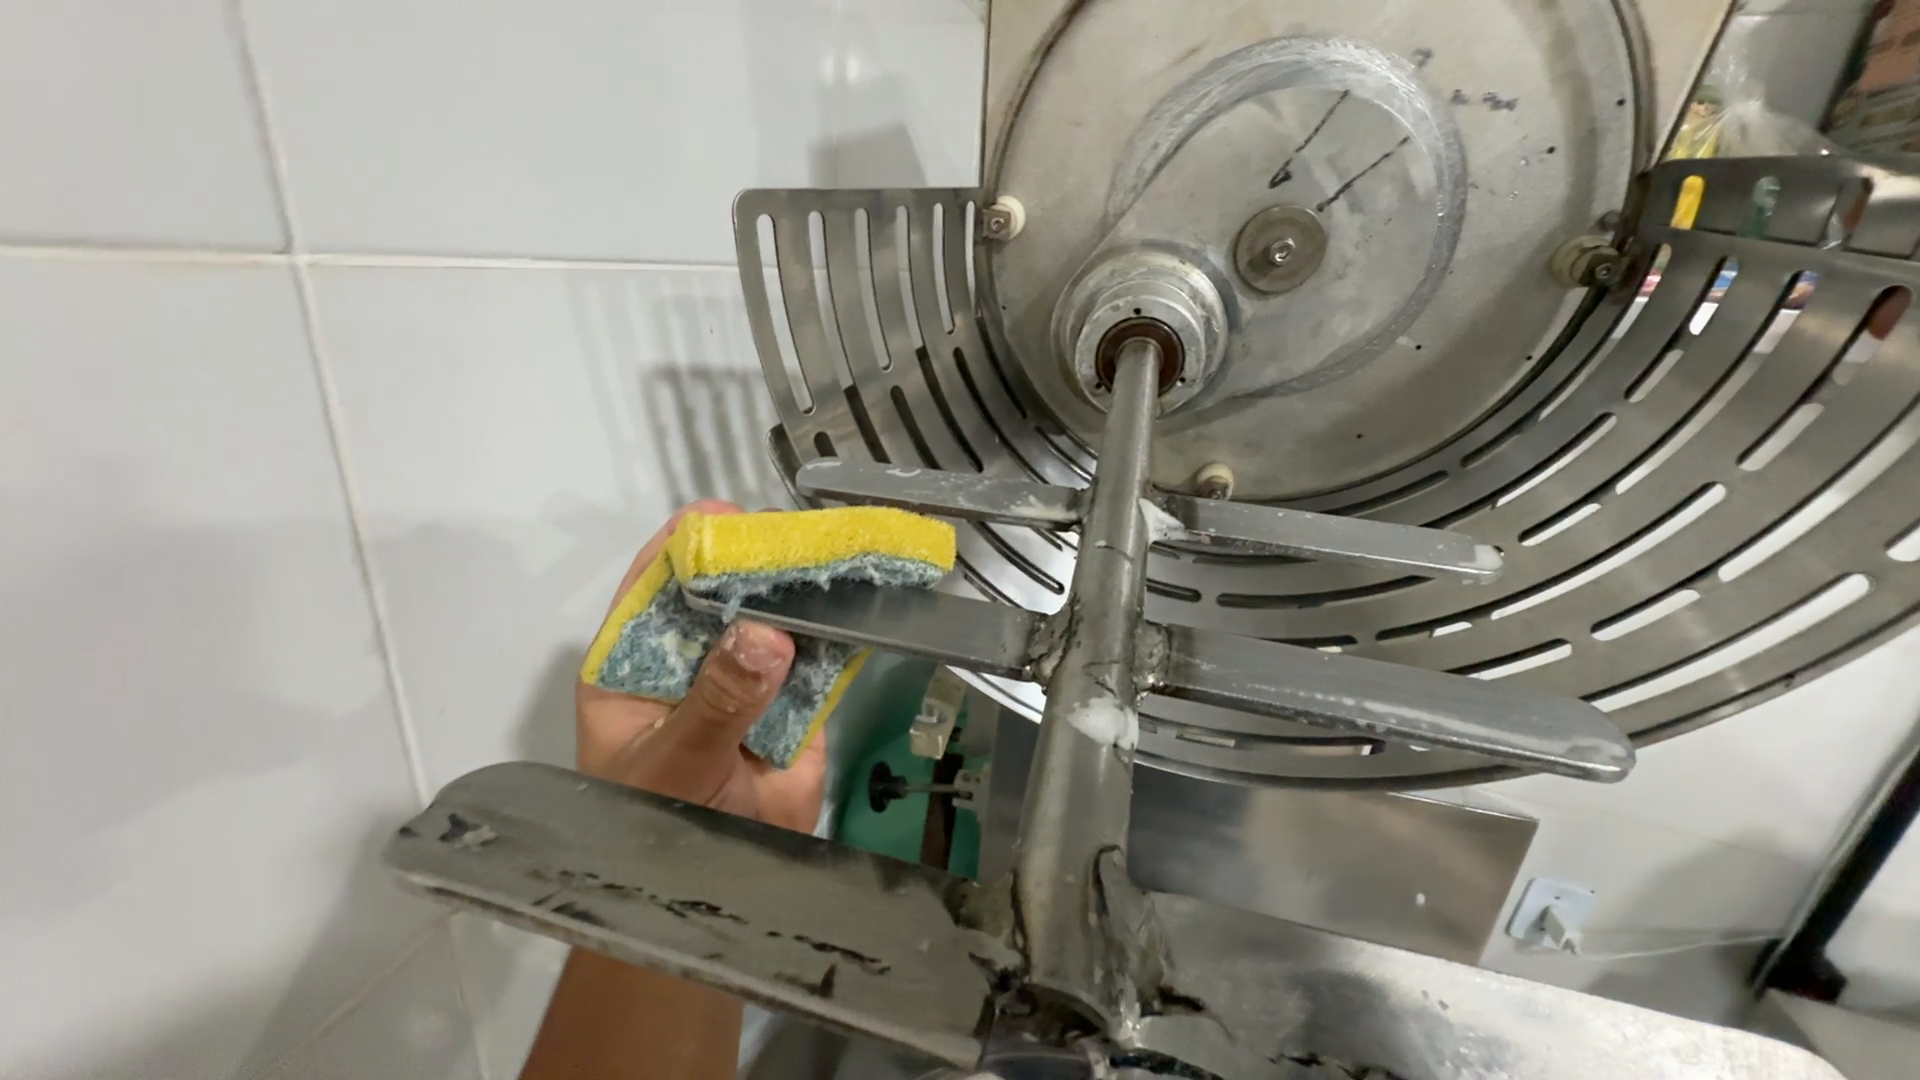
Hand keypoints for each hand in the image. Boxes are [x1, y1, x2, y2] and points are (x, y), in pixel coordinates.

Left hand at [575, 500, 827, 832]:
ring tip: (836, 553)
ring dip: (802, 587)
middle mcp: (690, 657)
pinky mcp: (795, 698)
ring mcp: (745, 675)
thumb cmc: (660, 835)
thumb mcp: (675, 765)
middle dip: (754, 560)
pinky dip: (838, 627)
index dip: (684, 546)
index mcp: (635, 664)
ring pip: (773, 614)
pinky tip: (857, 595)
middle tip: (795, 538)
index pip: (651, 587)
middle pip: (720, 590)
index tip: (726, 520)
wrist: (721, 899)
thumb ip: (716, 703)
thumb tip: (765, 634)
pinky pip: (818, 653)